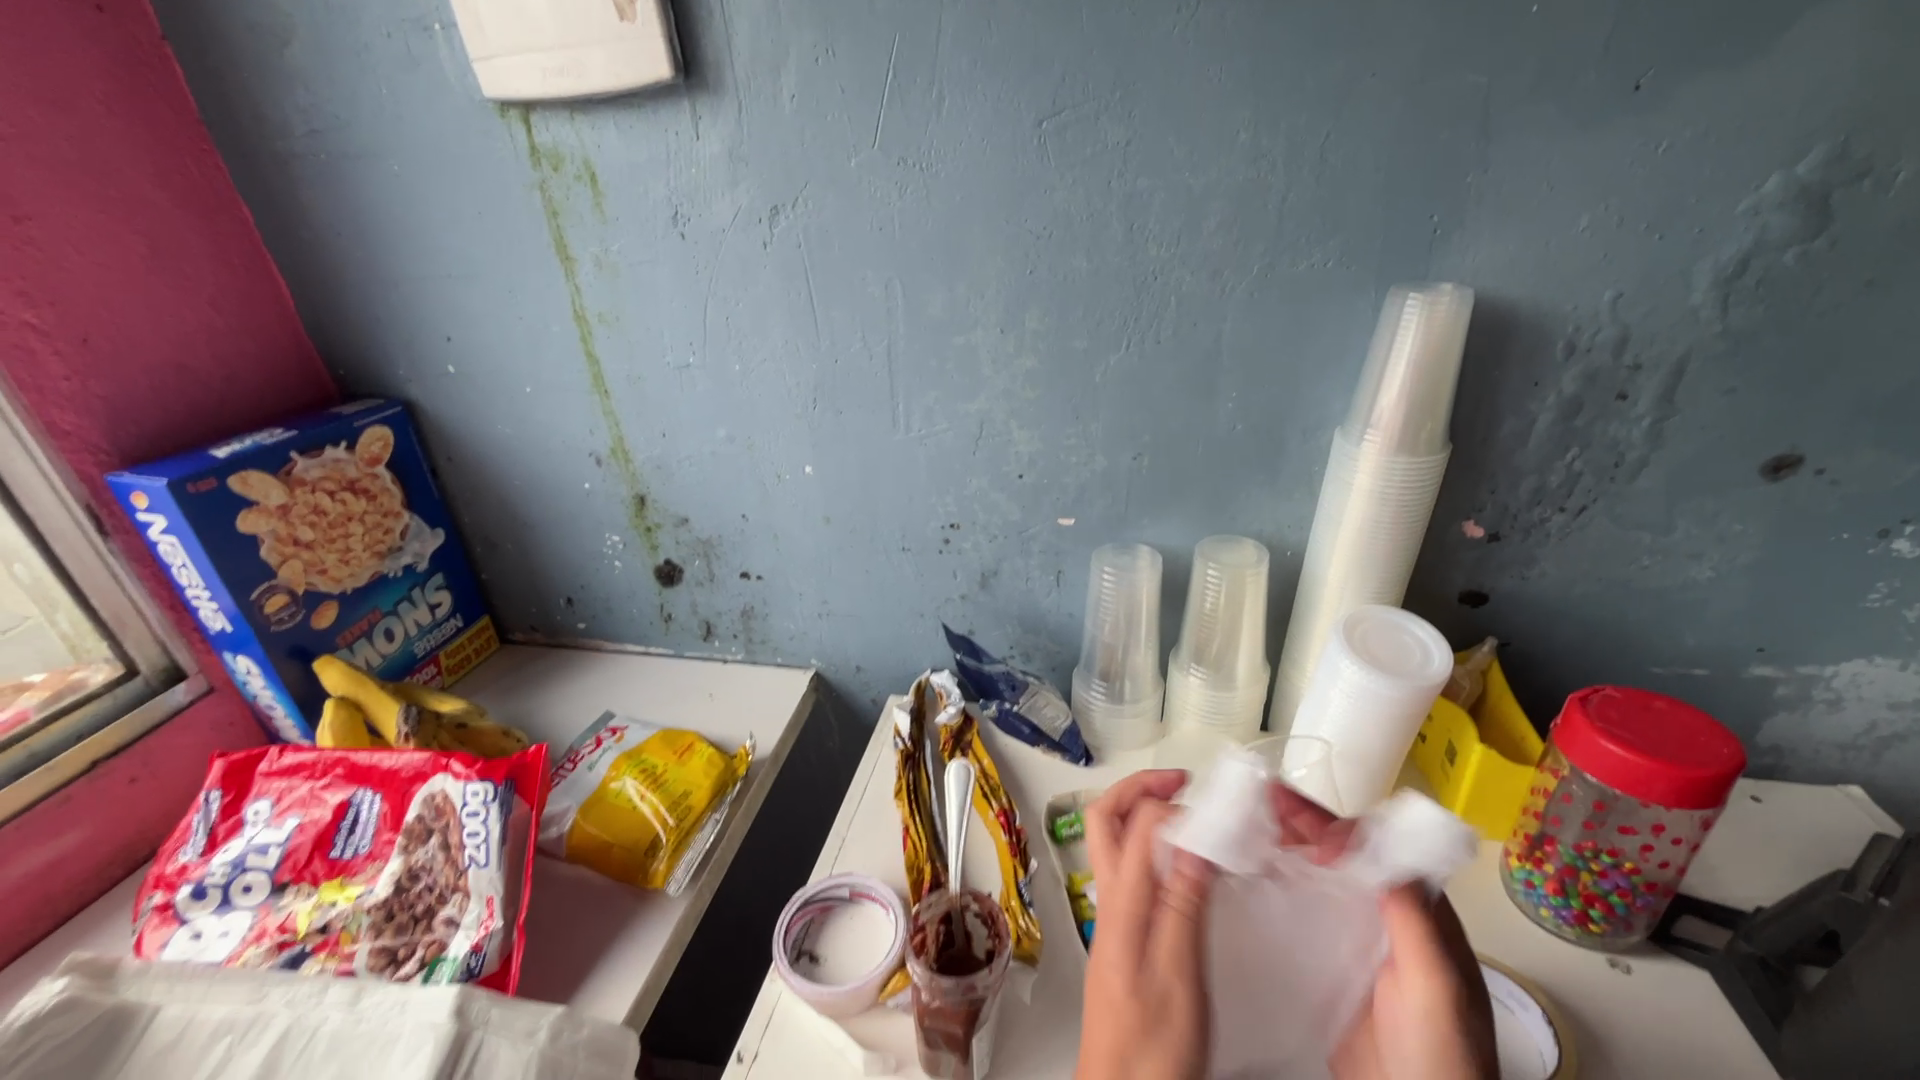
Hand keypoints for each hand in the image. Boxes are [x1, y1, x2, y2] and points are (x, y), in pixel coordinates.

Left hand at [1075, 770, 1217, 1079]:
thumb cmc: (1151, 1051)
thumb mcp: (1178, 978)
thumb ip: (1184, 906)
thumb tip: (1195, 842)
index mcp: (1122, 907)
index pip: (1139, 825)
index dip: (1175, 803)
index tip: (1217, 803)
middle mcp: (1110, 903)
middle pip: (1106, 820)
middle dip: (1140, 789)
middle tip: (1183, 783)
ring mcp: (1113, 919)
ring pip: (1115, 844)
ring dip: (1145, 815)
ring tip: (1191, 814)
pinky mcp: (1124, 937)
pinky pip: (1132, 873)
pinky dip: (1155, 851)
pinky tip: (1189, 866)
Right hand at [1272, 786, 1498, 1079]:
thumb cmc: (1442, 1056)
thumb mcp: (1436, 988)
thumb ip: (1417, 925)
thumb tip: (1388, 859)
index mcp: (1420, 912)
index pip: (1378, 849)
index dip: (1338, 827)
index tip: (1300, 819)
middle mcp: (1388, 915)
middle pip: (1344, 853)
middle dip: (1305, 822)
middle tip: (1263, 798)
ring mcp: (1356, 937)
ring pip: (1321, 874)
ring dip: (1289, 844)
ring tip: (1249, 822)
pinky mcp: (1328, 961)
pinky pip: (1302, 909)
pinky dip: (1278, 883)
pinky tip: (1252, 874)